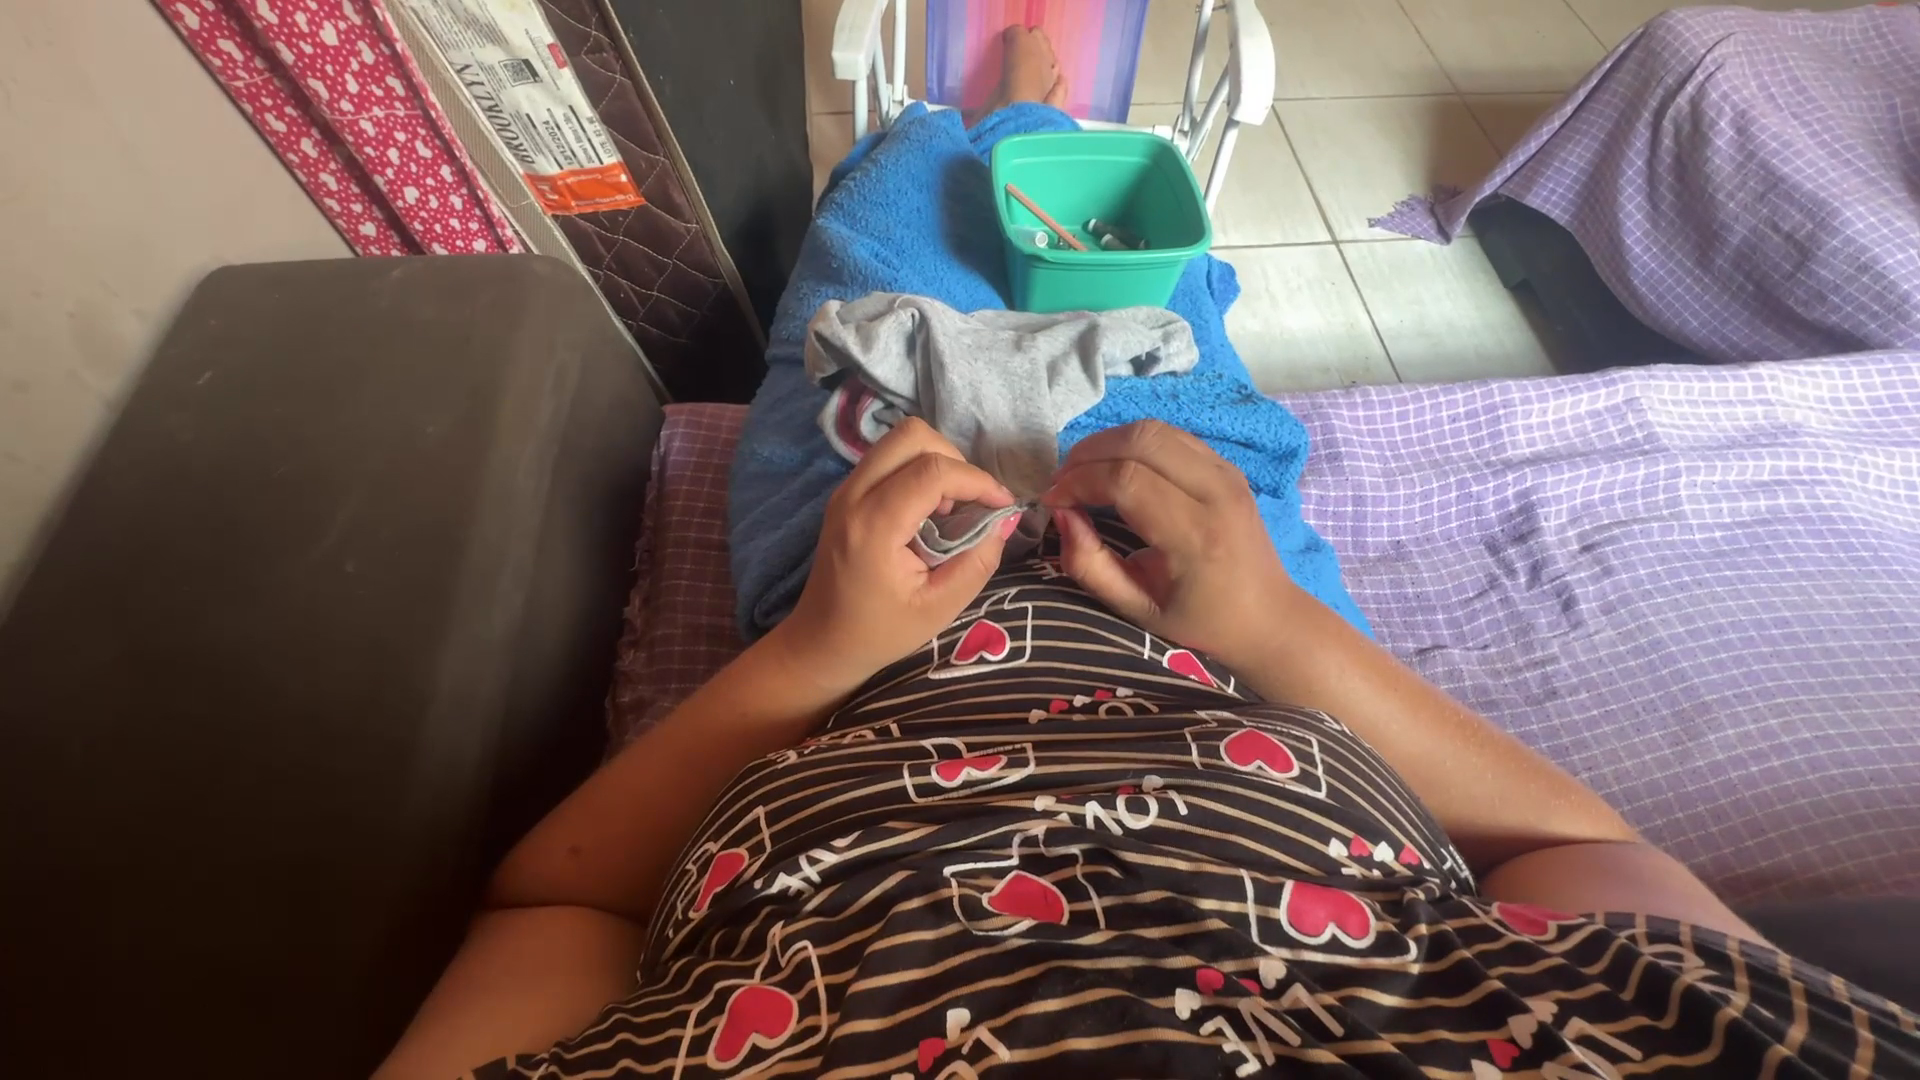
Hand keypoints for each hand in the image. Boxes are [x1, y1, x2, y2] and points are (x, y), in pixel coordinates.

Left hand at [771, 418, 1018, 696]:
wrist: (821, 642)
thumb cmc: (879, 632)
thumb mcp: (939, 608)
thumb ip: (978, 562)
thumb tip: (1005, 520)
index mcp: (873, 526)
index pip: (932, 471)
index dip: (977, 480)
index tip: (1002, 505)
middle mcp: (854, 496)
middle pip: (912, 436)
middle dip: (954, 459)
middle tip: (970, 501)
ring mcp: (846, 490)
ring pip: (899, 440)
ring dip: (936, 461)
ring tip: (950, 508)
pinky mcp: (846, 494)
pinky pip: (889, 458)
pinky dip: (918, 469)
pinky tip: (929, 511)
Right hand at [1042, 420, 1300, 669]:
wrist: (1267, 616)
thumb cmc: (1199, 621)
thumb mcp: (1136, 610)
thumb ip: (1090, 566)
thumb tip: (1062, 516)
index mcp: (1196, 535)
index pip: (1126, 480)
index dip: (1078, 483)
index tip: (1053, 502)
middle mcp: (1216, 493)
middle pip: (1139, 441)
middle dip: (1088, 454)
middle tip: (1063, 483)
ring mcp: (1227, 473)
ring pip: (1153, 430)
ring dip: (1107, 443)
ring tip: (1082, 474)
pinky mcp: (1227, 465)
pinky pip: (1170, 436)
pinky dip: (1131, 444)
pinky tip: (1114, 469)